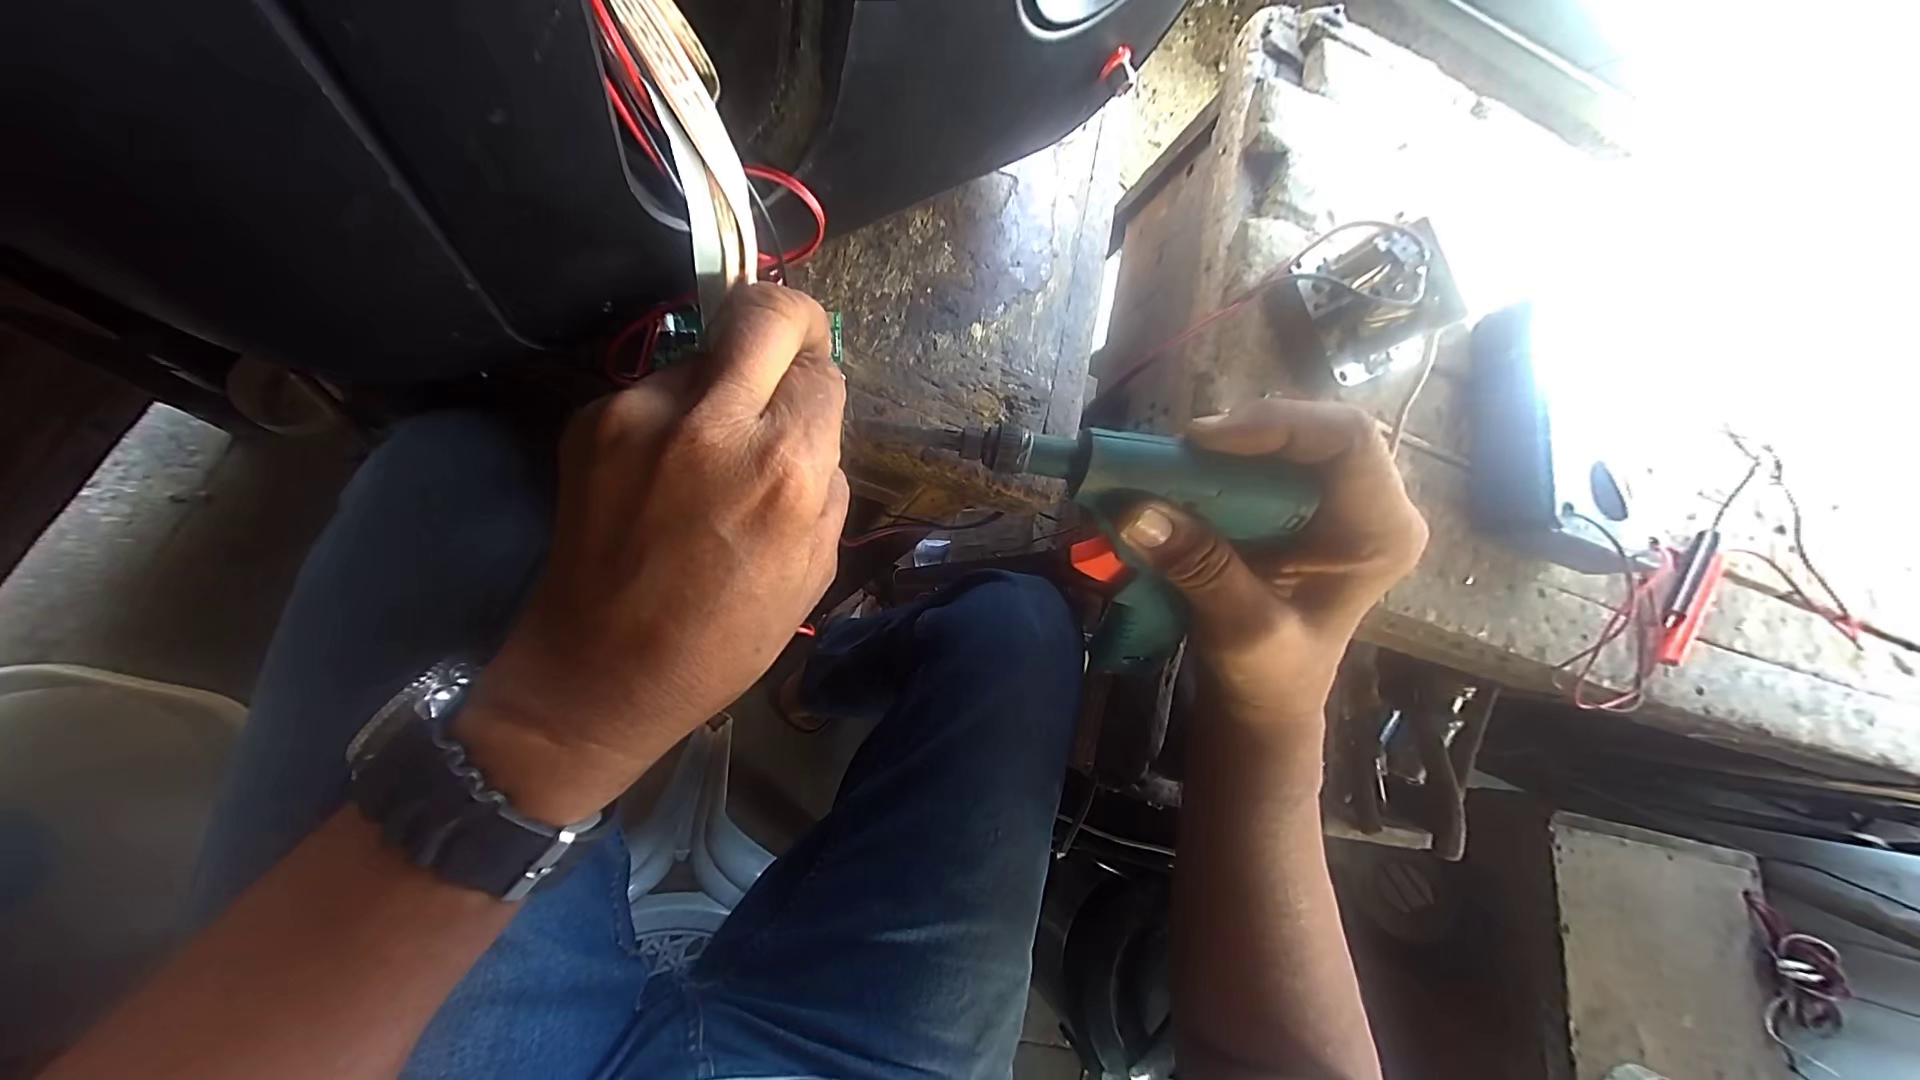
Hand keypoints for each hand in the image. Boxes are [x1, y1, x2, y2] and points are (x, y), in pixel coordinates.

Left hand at [459, 285, 848, 821]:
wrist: (601, 671)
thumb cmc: (729, 636)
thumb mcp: (816, 567)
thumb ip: (827, 482)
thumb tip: (814, 429)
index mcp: (787, 470)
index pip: (821, 372)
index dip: (824, 380)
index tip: (814, 397)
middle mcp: (717, 423)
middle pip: (764, 312)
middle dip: (790, 320)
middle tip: (792, 348)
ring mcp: (642, 413)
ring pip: (708, 352)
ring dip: (727, 382)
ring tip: (713, 447)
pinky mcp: (592, 419)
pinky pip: (659, 389)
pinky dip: (679, 413)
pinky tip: (669, 470)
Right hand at [1116, 399, 1425, 742]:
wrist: (1265, 696)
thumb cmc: (1271, 674)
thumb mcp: (1241, 627)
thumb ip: (1200, 567)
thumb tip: (1137, 511)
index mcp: (1379, 532)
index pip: (1348, 439)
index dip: (1276, 425)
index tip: (1200, 441)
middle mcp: (1367, 504)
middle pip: (1314, 429)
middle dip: (1242, 434)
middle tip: (1178, 454)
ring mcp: (1334, 503)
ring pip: (1284, 439)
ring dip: (1225, 447)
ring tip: (1174, 466)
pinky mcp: (1299, 507)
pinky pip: (1262, 461)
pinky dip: (1218, 463)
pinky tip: (1186, 479)